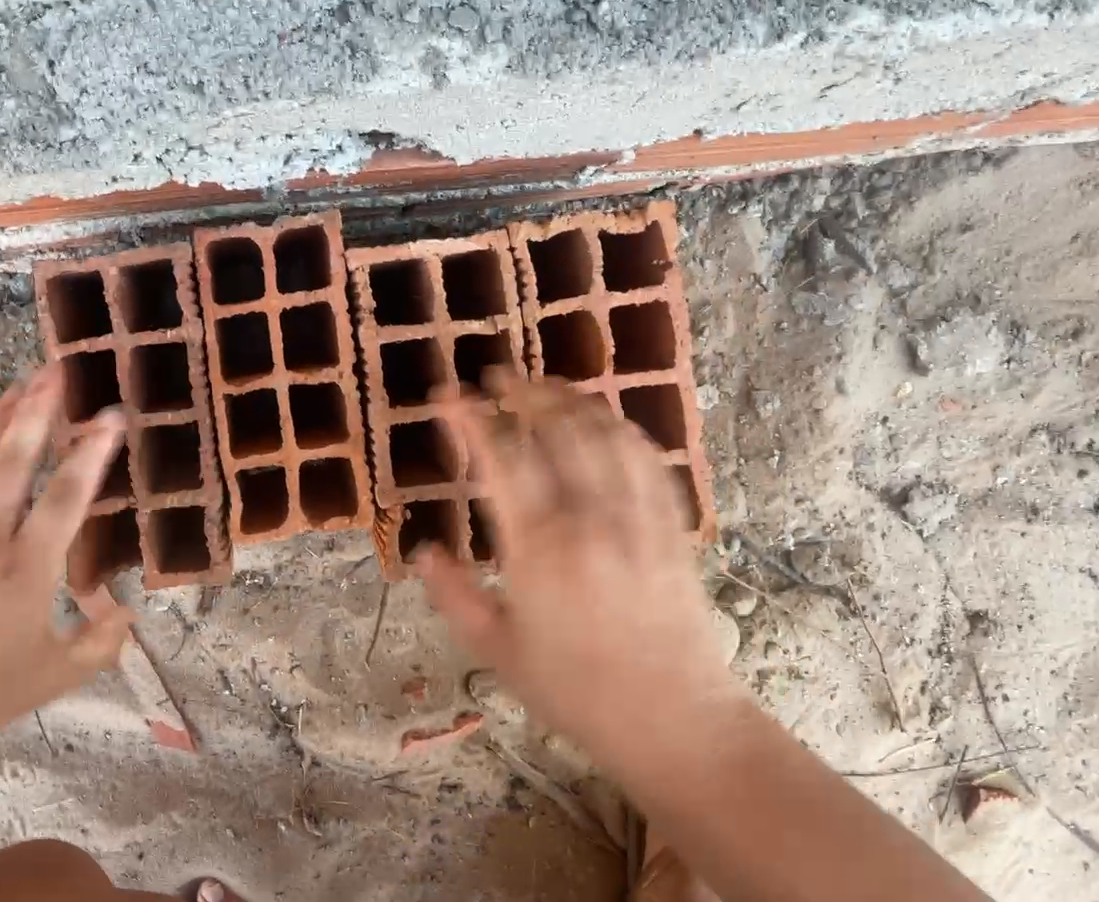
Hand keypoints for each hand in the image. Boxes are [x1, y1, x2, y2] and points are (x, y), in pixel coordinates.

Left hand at [0, 367, 132, 759]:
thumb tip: (123, 608)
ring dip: (0, 423)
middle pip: (13, 463)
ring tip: (19, 386)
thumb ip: (101, 641)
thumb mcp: (58, 676)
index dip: (91, 454)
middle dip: (36, 412)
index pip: (65, 497)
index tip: (110, 416)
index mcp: (26, 569)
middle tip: (54, 371)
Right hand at [417, 374, 741, 760]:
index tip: (447, 396)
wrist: (674, 721)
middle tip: (496, 376)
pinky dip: (620, 428)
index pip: (501, 457)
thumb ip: (453, 595)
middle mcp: (590, 519)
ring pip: (606, 434)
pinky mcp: (671, 527)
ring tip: (544, 385)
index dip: (471, 417)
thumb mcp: (495, 649)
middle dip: (523, 391)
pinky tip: (603, 422)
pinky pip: (647, 459)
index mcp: (538, 547)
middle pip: (558, 428)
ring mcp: (638, 518)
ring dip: (572, 399)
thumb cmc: (575, 690)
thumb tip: (423, 550)